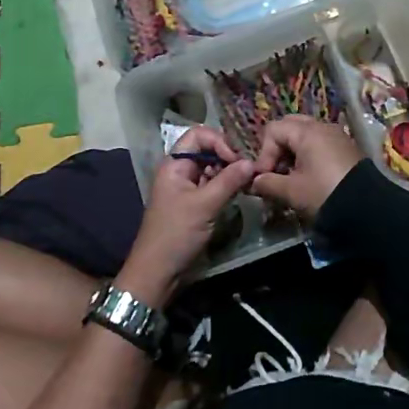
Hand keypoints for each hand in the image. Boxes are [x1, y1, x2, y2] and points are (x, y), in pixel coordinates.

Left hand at [116, 127, 254, 302]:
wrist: (157, 272)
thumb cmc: (176, 234)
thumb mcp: (204, 206)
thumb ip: (228, 181)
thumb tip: (251, 162)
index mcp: (174, 165)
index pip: (198, 135)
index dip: (218, 141)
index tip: (236, 158)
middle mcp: (180, 172)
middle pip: (207, 150)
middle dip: (228, 156)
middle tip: (250, 169)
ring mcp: (187, 189)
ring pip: (212, 169)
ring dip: (230, 172)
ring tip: (250, 180)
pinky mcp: (195, 205)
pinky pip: (213, 187)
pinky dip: (227, 186)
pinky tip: (242, 191)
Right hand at [249, 115, 363, 219]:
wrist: (368, 207)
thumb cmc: (324, 193)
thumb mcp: (292, 191)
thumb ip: (268, 184)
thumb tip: (255, 182)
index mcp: (307, 131)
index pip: (273, 130)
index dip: (264, 153)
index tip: (266, 176)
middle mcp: (322, 126)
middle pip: (290, 126)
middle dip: (278, 148)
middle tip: (277, 171)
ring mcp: (337, 136)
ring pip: (305, 135)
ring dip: (293, 153)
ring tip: (291, 177)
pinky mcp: (346, 148)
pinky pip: (320, 143)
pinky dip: (309, 155)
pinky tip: (309, 178)